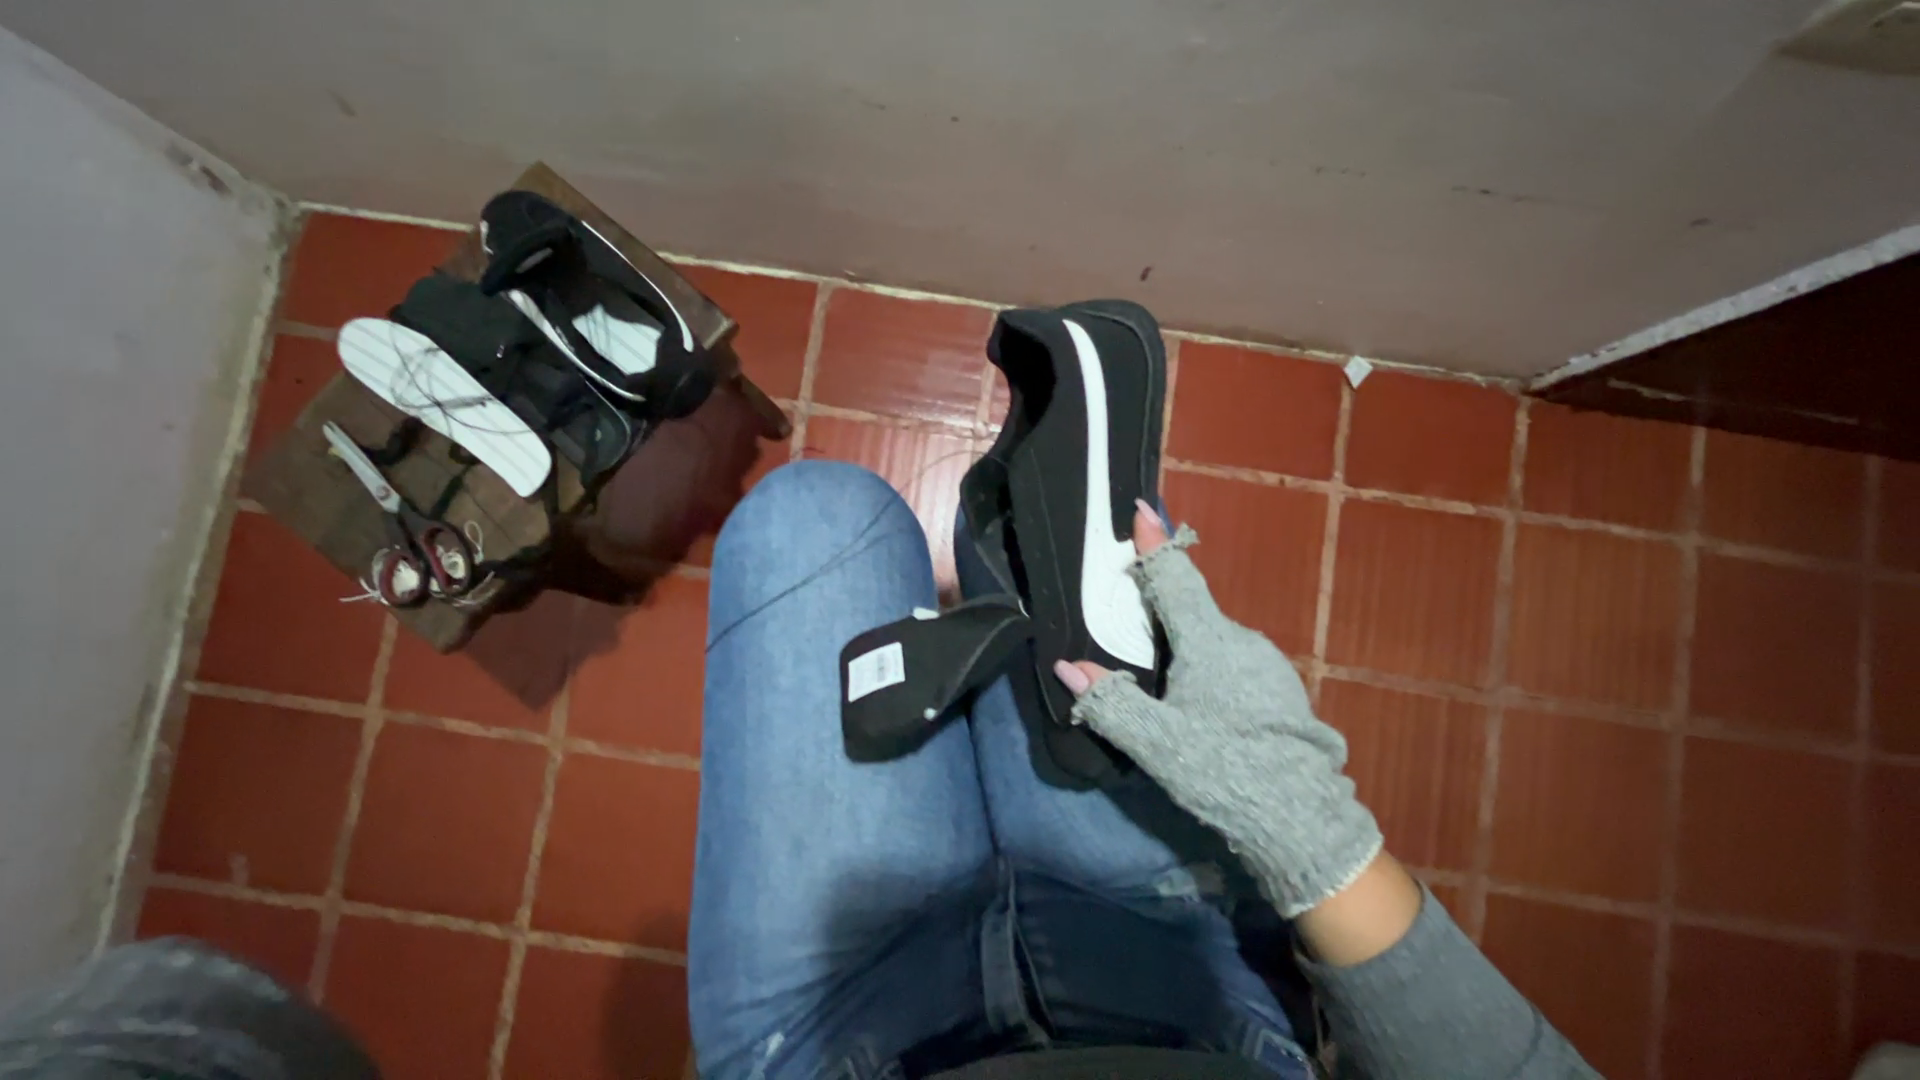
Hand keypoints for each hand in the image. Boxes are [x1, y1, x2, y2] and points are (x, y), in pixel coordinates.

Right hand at [1048, 501, 1387, 922]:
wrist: (1303, 821)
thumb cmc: (1222, 771)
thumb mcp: (1156, 743)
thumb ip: (1109, 701)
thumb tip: (1066, 666)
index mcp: (1210, 642)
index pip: (1176, 578)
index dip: (1155, 542)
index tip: (1142, 507)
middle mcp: (1242, 640)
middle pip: (1191, 611)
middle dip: (1160, 611)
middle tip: (1129, 631)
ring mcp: (1268, 663)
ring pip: (1213, 640)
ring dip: (1187, 647)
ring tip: (1167, 689)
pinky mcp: (1281, 688)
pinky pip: (1233, 662)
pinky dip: (1210, 668)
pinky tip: (1204, 708)